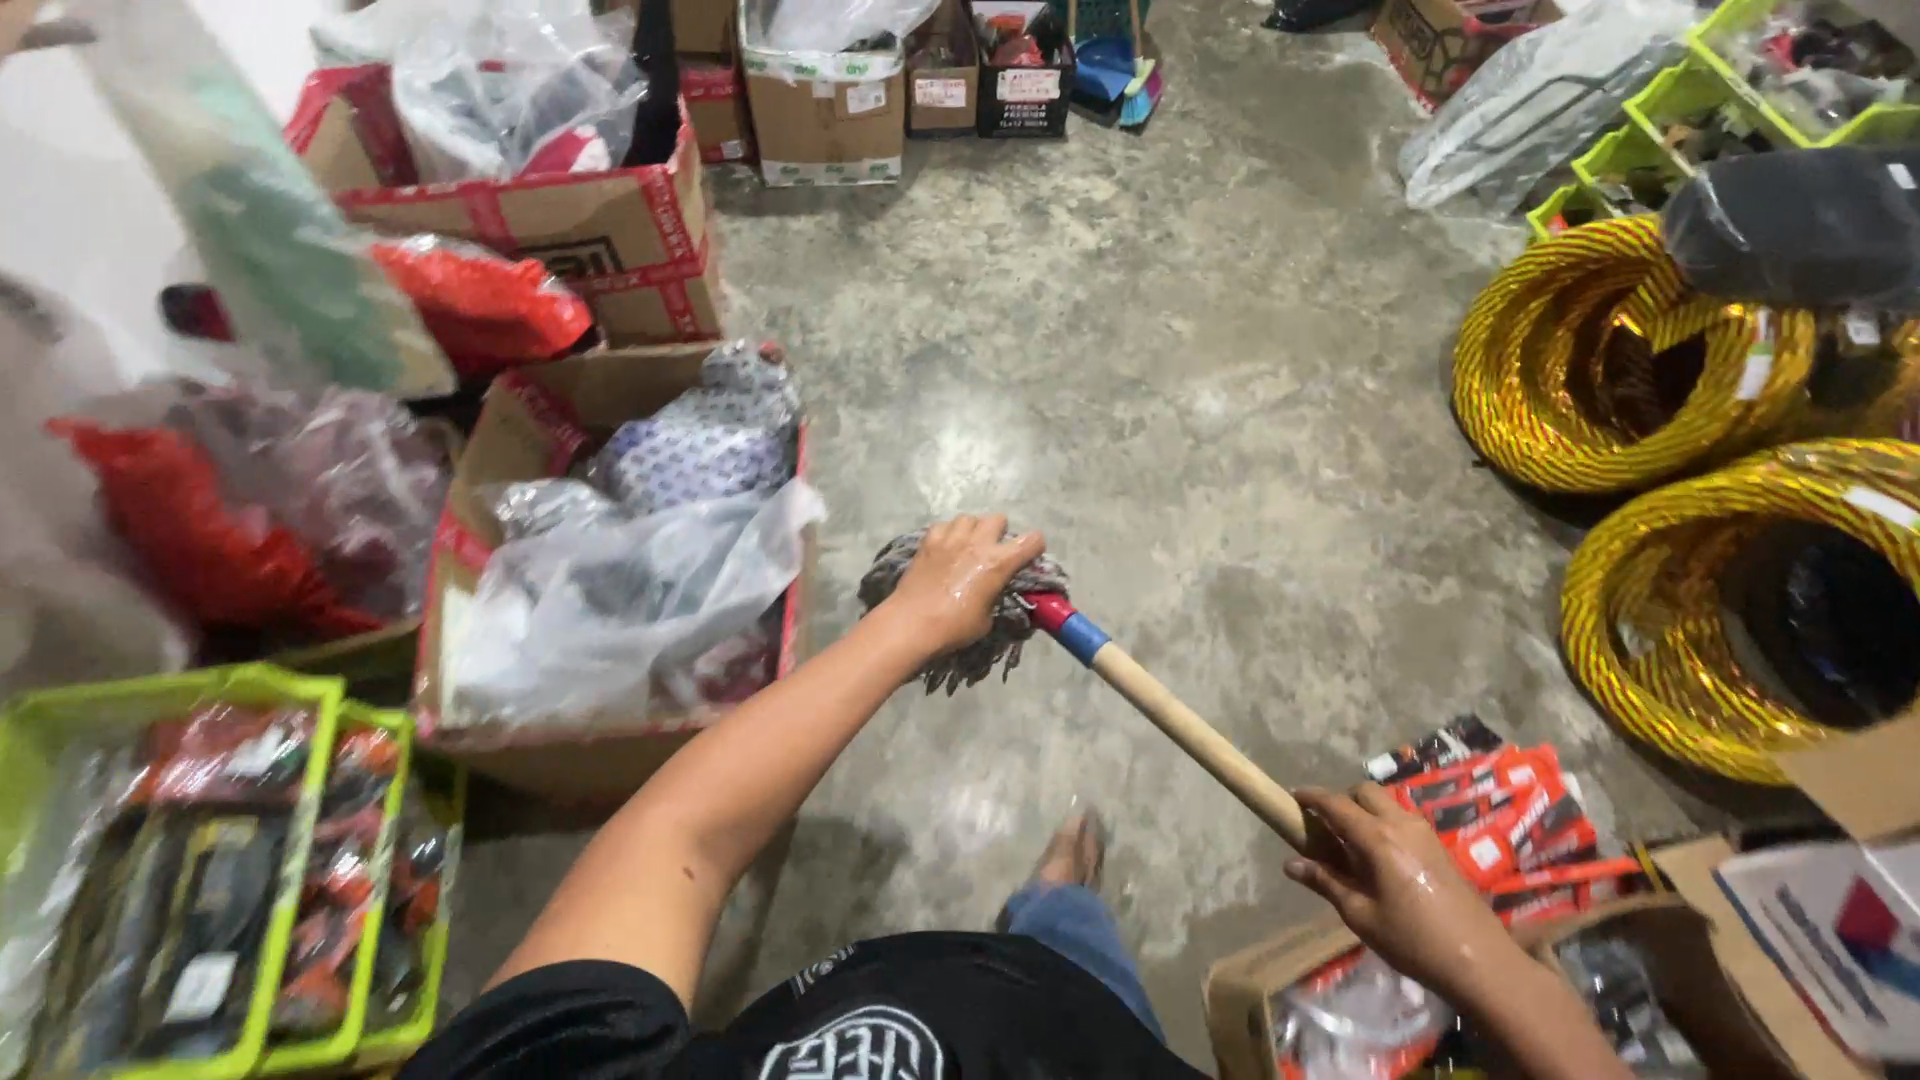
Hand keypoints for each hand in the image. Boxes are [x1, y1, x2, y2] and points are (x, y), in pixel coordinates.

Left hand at [879, 514, 1044, 656]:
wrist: (912, 623)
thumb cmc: (954, 626)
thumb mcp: (987, 618)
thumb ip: (995, 596)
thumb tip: (992, 590)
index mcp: (998, 563)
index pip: (1032, 540)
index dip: (1034, 547)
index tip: (1029, 557)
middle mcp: (977, 543)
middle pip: (998, 519)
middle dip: (1000, 532)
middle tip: (993, 550)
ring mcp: (951, 538)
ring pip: (970, 518)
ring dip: (973, 529)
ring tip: (968, 545)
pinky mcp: (928, 541)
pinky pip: (944, 525)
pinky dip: (948, 533)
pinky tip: (945, 547)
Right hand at [1286, 784, 1527, 1001]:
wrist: (1481, 963)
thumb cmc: (1413, 940)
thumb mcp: (1360, 915)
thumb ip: (1325, 882)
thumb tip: (1290, 865)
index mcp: (1377, 839)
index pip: (1335, 803)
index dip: (1311, 797)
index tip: (1293, 798)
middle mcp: (1402, 825)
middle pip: (1365, 791)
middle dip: (1342, 799)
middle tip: (1326, 826)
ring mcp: (1426, 834)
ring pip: (1387, 804)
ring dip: (1365, 811)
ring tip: (1352, 844)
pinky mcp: (1440, 848)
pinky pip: (1404, 820)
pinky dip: (1384, 824)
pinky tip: (1381, 858)